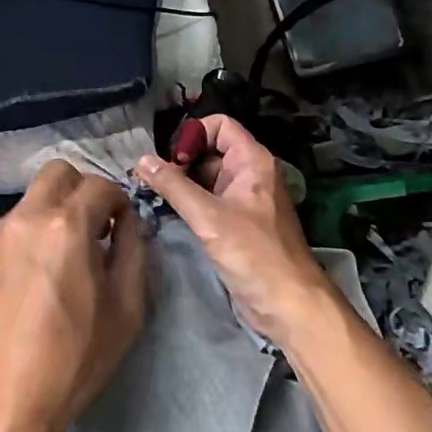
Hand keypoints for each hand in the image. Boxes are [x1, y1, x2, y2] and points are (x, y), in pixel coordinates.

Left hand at [0, 161, 148, 431]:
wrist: (9, 397)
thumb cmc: (76, 356)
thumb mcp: (127, 306)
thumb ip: (133, 249)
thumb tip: (127, 220)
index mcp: (66, 226)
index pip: (99, 185)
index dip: (118, 201)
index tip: (122, 225)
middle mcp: (26, 216)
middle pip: (58, 172)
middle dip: (82, 190)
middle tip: (93, 226)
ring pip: (33, 198)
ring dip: (54, 212)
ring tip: (61, 256)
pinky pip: (12, 226)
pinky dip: (29, 235)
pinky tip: (33, 275)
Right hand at [135, 114, 332, 341]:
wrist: (289, 306)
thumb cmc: (254, 253)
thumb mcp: (208, 216)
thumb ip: (173, 185)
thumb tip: (141, 159)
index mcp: (252, 161)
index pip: (219, 125)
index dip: (193, 134)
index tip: (172, 159)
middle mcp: (250, 174)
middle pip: (210, 149)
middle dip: (181, 159)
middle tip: (156, 180)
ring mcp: (245, 199)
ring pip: (207, 176)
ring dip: (182, 182)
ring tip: (155, 194)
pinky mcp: (238, 223)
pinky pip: (209, 199)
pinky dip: (190, 201)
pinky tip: (170, 212)